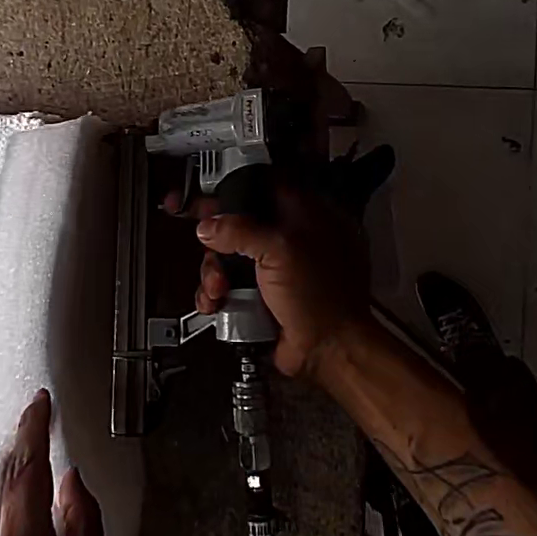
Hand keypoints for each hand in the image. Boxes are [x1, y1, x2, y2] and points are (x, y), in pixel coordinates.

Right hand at [170, 181, 373, 380]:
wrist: (328, 350)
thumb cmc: (318, 294)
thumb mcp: (280, 250)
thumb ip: (241, 230)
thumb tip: (208, 226)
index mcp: (304, 214)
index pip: (264, 185)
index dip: (234, 187)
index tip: (209, 196)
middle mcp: (288, 237)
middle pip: (238, 223)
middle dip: (217, 239)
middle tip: (207, 246)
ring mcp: (273, 268)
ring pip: (228, 257)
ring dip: (214, 272)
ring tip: (218, 289)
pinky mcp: (260, 296)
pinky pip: (228, 287)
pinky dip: (216, 295)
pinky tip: (215, 303)